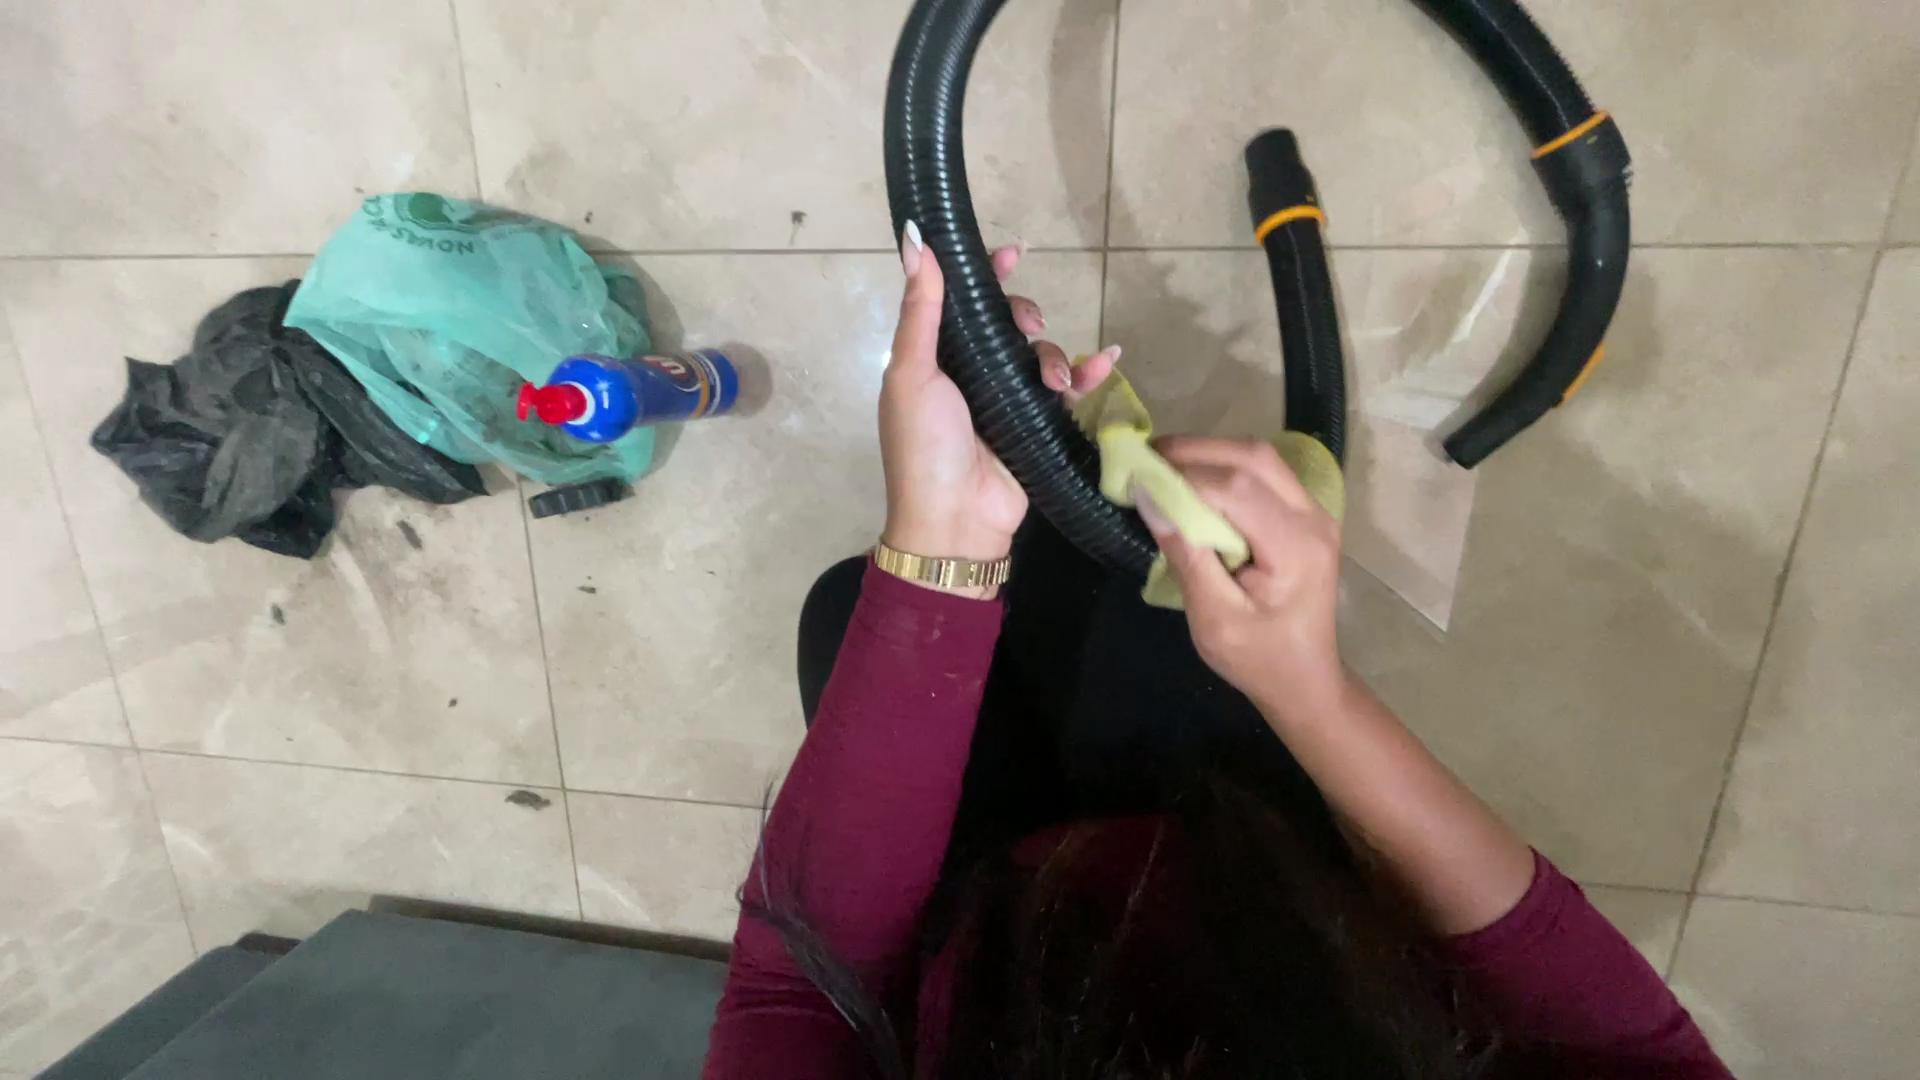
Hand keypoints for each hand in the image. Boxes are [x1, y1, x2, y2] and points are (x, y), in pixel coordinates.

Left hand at [880, 221, 1117, 569]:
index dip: (985, 276)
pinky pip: (1067, 391)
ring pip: (1039, 356)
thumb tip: (916, 240)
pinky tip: (1107, 361)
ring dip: (1051, 356)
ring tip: (1053, 382)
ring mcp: (1006, 403)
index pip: (962, 305)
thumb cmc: (924, 445)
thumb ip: (921, 311)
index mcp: (936, 360)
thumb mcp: (913, 374)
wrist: (954, 520)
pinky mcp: (1036, 428)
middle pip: (1006, 326)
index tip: (1012, 254)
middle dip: (1023, 315)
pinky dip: (1088, 373)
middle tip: (1030, 325)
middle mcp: (970, 376)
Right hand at [1145, 435, 1344, 713]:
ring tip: (1161, 462)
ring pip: (1259, 457)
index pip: (1237, 490)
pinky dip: (1222, 464)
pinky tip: (1191, 475)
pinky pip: (1262, 472)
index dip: (1184, 478)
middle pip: (1253, 459)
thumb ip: (1187, 557)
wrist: (1304, 678)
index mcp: (1295, 548)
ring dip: (1208, 451)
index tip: (1137, 479)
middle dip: (1195, 451)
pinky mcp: (1302, 514)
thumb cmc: (1259, 658)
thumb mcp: (1214, 620)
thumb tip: (1149, 500)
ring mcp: (1313, 512)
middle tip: (1144, 457)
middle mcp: (1312, 519)